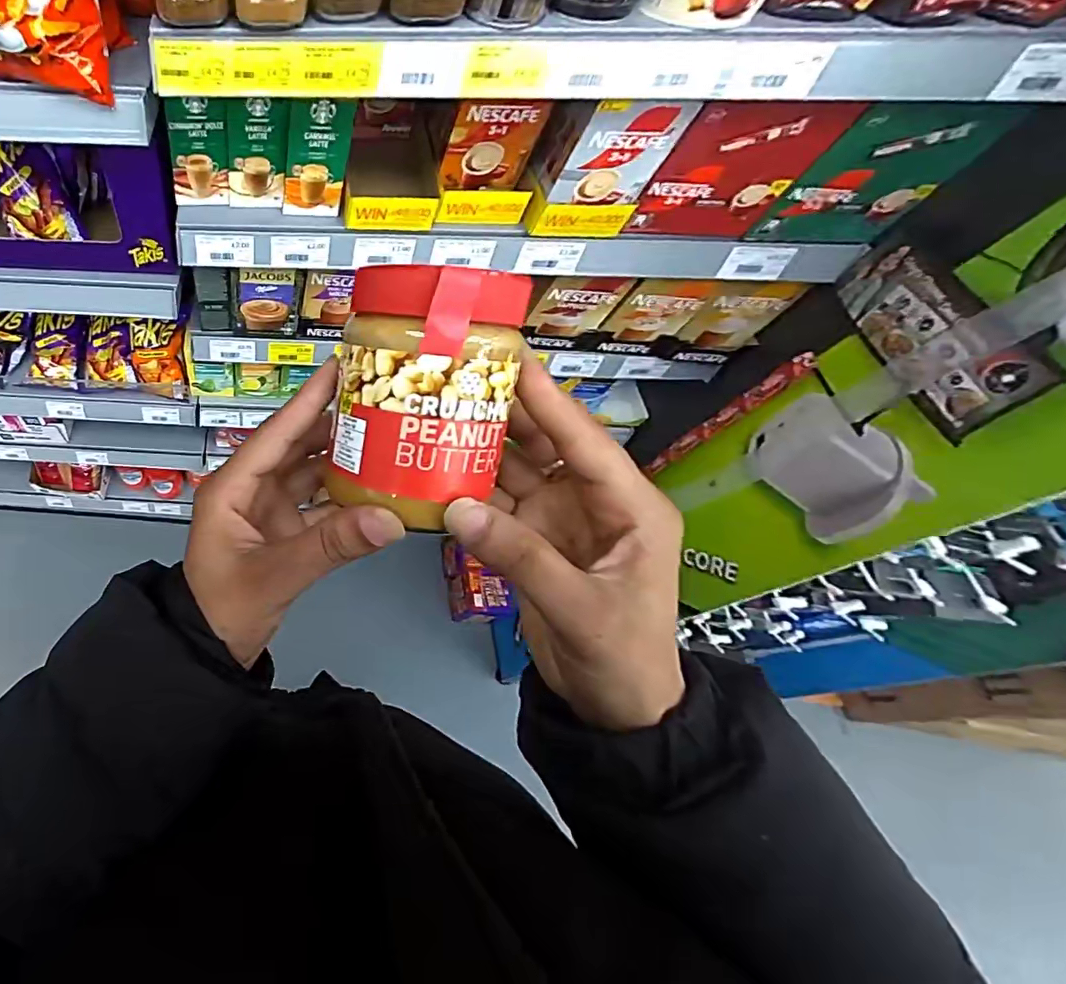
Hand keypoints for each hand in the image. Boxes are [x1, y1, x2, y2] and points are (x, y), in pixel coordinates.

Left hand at [185, 359, 404, 667]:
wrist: (208, 648)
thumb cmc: (222, 607)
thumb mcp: (275, 574)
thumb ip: (331, 546)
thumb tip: (389, 520)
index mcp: (232, 487)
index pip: (276, 432)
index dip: (309, 399)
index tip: (338, 368)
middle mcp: (250, 490)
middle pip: (295, 446)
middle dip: (333, 423)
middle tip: (377, 399)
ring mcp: (267, 510)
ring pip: (309, 473)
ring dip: (342, 458)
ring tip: (384, 435)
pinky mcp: (283, 532)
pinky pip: (319, 504)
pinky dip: (345, 498)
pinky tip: (375, 489)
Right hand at [442, 358, 684, 729]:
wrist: (612, 705)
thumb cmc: (622, 655)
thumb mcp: (579, 607)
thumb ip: (520, 556)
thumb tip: (456, 508)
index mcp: (629, 506)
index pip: (583, 441)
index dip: (548, 399)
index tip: (513, 360)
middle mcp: (591, 501)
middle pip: (545, 445)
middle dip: (507, 412)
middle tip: (461, 379)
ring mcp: (557, 519)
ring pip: (514, 470)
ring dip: (480, 446)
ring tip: (439, 414)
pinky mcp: (531, 539)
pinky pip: (494, 505)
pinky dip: (467, 490)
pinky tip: (436, 471)